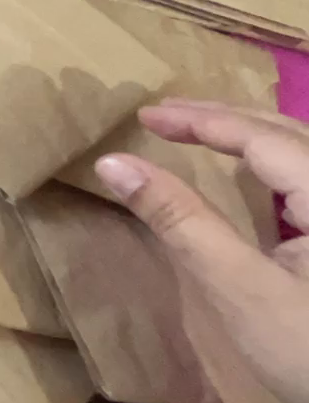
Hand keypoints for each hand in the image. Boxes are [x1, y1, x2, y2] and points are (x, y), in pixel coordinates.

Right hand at [95, 98, 308, 402]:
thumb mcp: (240, 288)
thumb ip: (179, 218)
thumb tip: (112, 161)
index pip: (267, 139)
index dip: (203, 121)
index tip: (144, 116)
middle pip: (300, 138)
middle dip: (232, 118)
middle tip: (168, 114)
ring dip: (260, 137)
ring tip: (207, 133)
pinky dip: (287, 166)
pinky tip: (265, 178)